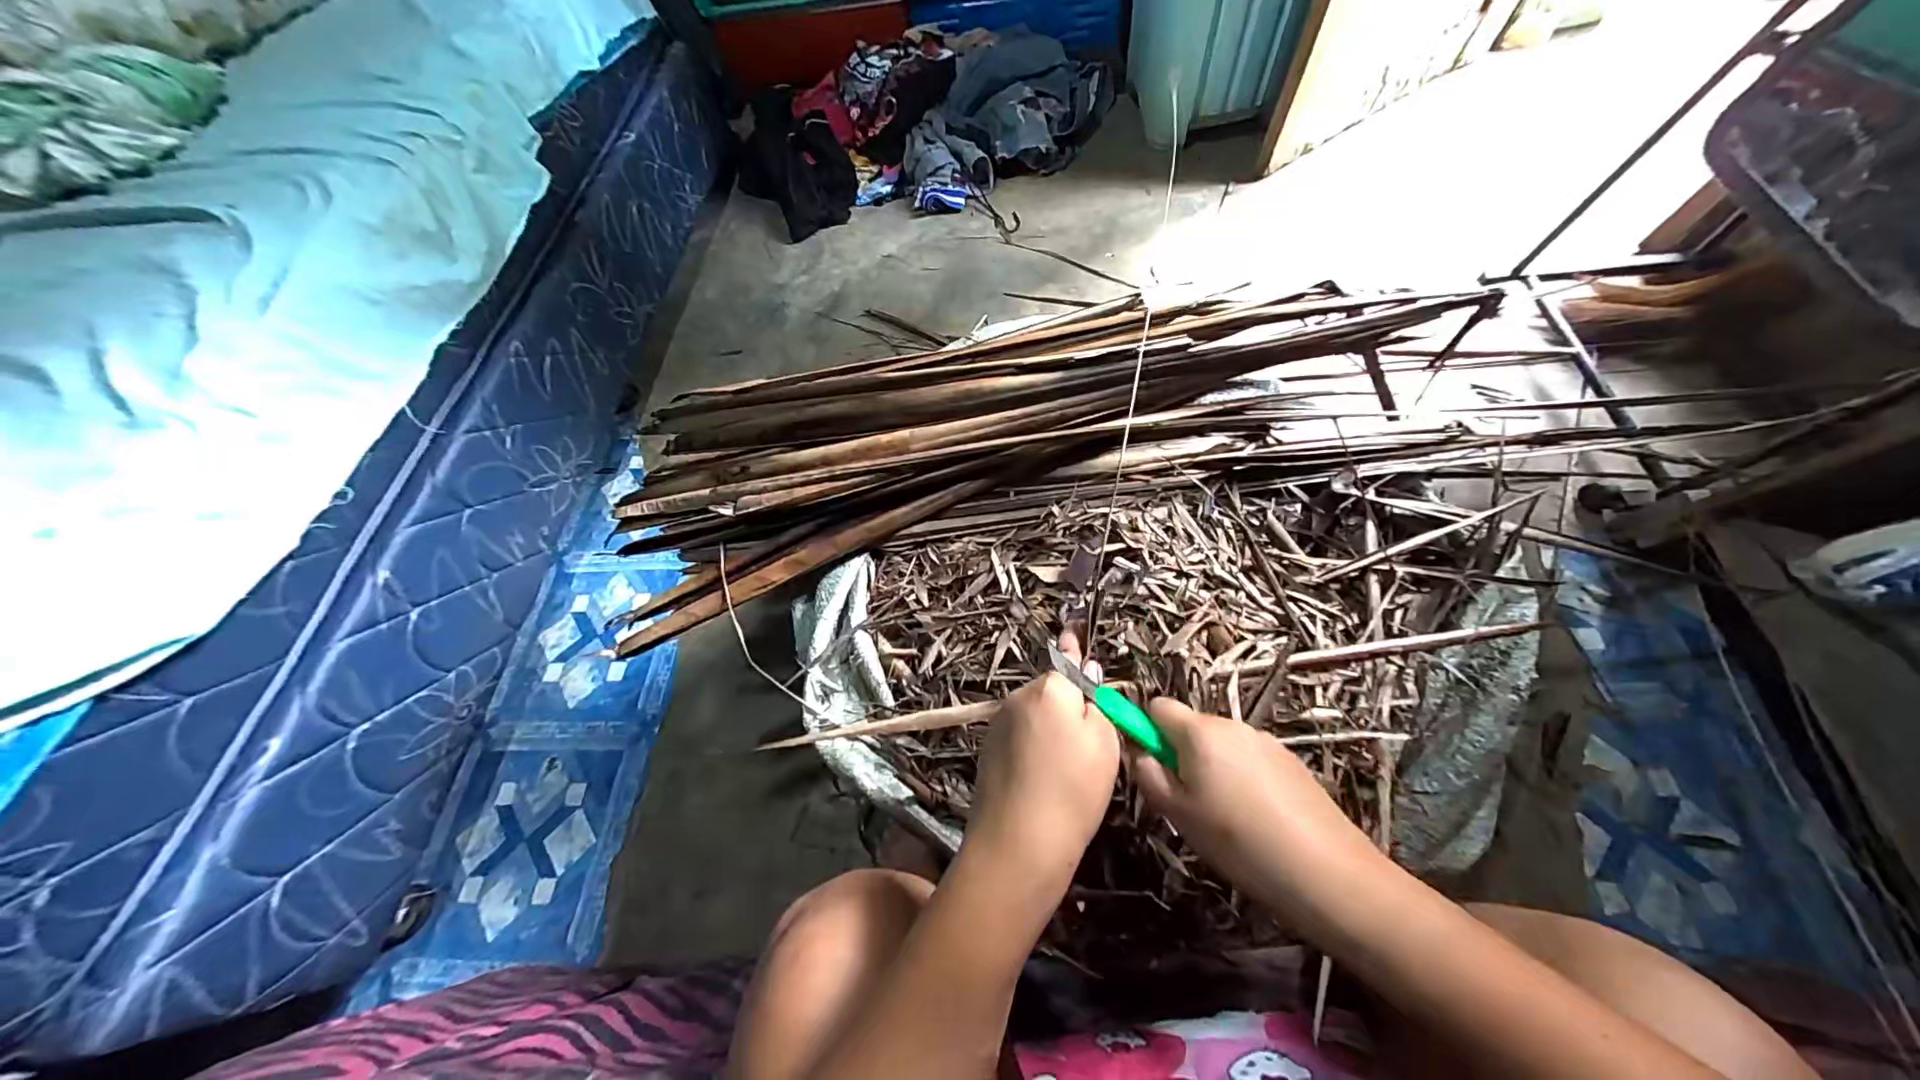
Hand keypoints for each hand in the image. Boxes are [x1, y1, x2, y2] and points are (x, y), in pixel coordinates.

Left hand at [967, 633, 1119, 878]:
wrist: (1019, 844)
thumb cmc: (1074, 789)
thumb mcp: (1104, 743)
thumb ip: (1097, 704)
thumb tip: (1086, 677)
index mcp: (1048, 688)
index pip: (1067, 659)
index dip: (1075, 650)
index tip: (1074, 631)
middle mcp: (1018, 697)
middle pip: (1051, 690)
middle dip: (1069, 705)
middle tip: (1091, 742)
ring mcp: (998, 724)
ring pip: (1035, 715)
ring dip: (1051, 727)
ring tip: (1069, 769)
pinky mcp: (988, 751)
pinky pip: (1021, 736)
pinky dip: (1034, 747)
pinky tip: (1045, 778)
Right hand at [1127, 698, 1391, 936]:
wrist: (1326, 873)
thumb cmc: (1239, 842)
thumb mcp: (1178, 814)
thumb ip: (1149, 775)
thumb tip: (1140, 753)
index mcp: (1200, 732)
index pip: (1157, 706)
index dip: (1146, 730)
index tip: (1151, 765)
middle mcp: (1232, 725)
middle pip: (1191, 727)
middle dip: (1181, 755)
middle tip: (1187, 802)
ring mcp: (1266, 742)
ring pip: (1221, 747)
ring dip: (1212, 770)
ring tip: (1224, 819)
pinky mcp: (1291, 763)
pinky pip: (1249, 761)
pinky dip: (1243, 781)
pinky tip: (1256, 821)